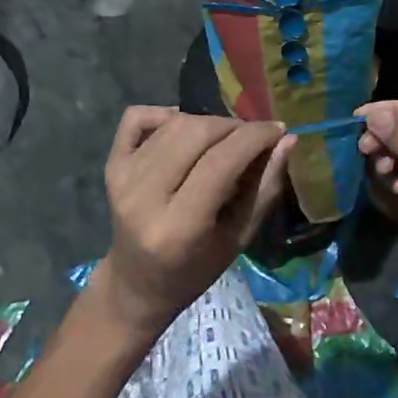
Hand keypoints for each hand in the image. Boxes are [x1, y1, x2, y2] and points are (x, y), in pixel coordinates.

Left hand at [95, 107, 292, 333]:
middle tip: (253, 137)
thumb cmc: (195, 269)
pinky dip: (165, 113)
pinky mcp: (110, 164)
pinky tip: (183, 129)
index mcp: (178, 228)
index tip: (278, 129)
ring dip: (208, 122)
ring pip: (174, 123)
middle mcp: (143, 197)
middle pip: (195, 134)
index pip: (220, 162)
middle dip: (233, 127)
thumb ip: (265, 189)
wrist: (136, 283)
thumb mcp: (239, 238)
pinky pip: (137, 116)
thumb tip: (287, 140)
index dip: (254, 138)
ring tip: (225, 139)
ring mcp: (121, 177)